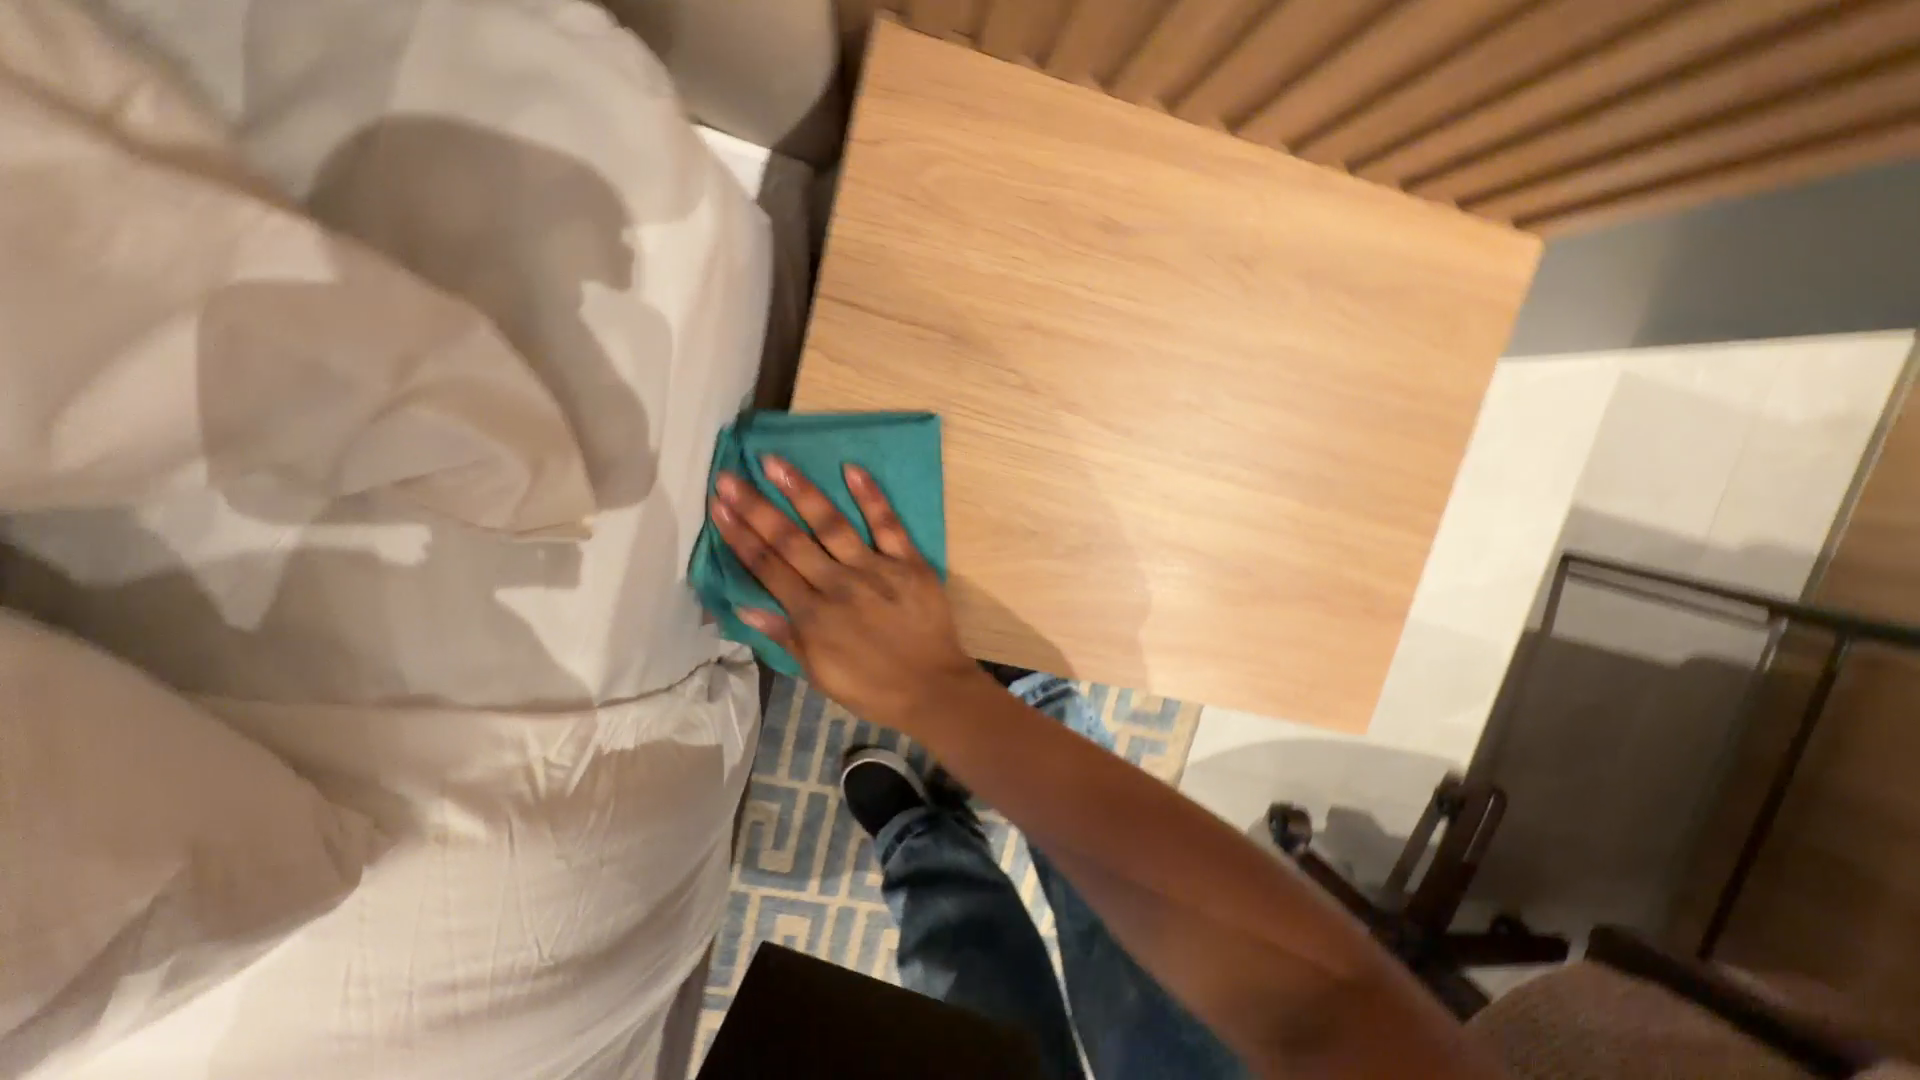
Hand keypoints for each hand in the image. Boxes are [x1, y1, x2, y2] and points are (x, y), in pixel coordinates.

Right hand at [709, 456, 985, 726]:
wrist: (932, 690)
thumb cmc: (871, 687)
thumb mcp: (818, 672)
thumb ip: (784, 635)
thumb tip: (744, 606)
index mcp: (812, 615)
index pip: (767, 567)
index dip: (739, 535)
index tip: (718, 505)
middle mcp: (837, 585)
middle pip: (790, 540)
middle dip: (756, 507)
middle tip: (730, 476)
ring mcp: (875, 569)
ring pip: (831, 525)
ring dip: (801, 491)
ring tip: (775, 462)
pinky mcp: (909, 563)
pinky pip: (888, 525)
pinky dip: (871, 497)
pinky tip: (850, 468)